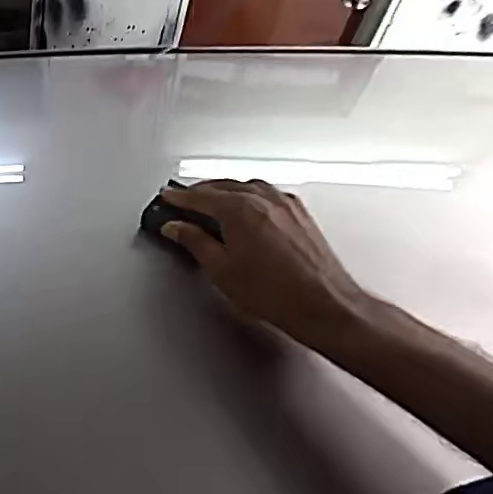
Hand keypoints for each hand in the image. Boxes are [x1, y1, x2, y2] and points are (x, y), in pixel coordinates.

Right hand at [160, 180, 370, 346]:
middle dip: (199, 192)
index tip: (167, 198)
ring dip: (224, 190)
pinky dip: (248, 194)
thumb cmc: (279, 293)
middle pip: (222, 186)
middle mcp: (265, 201)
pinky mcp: (300, 215)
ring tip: (210, 202)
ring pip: (246, 186)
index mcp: (240, 210)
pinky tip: (244, 207)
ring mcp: (286, 206)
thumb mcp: (219, 268)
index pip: (198, 197)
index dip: (177, 198)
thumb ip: (193, 241)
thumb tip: (177, 228)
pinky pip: (266, 193)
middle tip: (182, 201)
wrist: (325, 307)